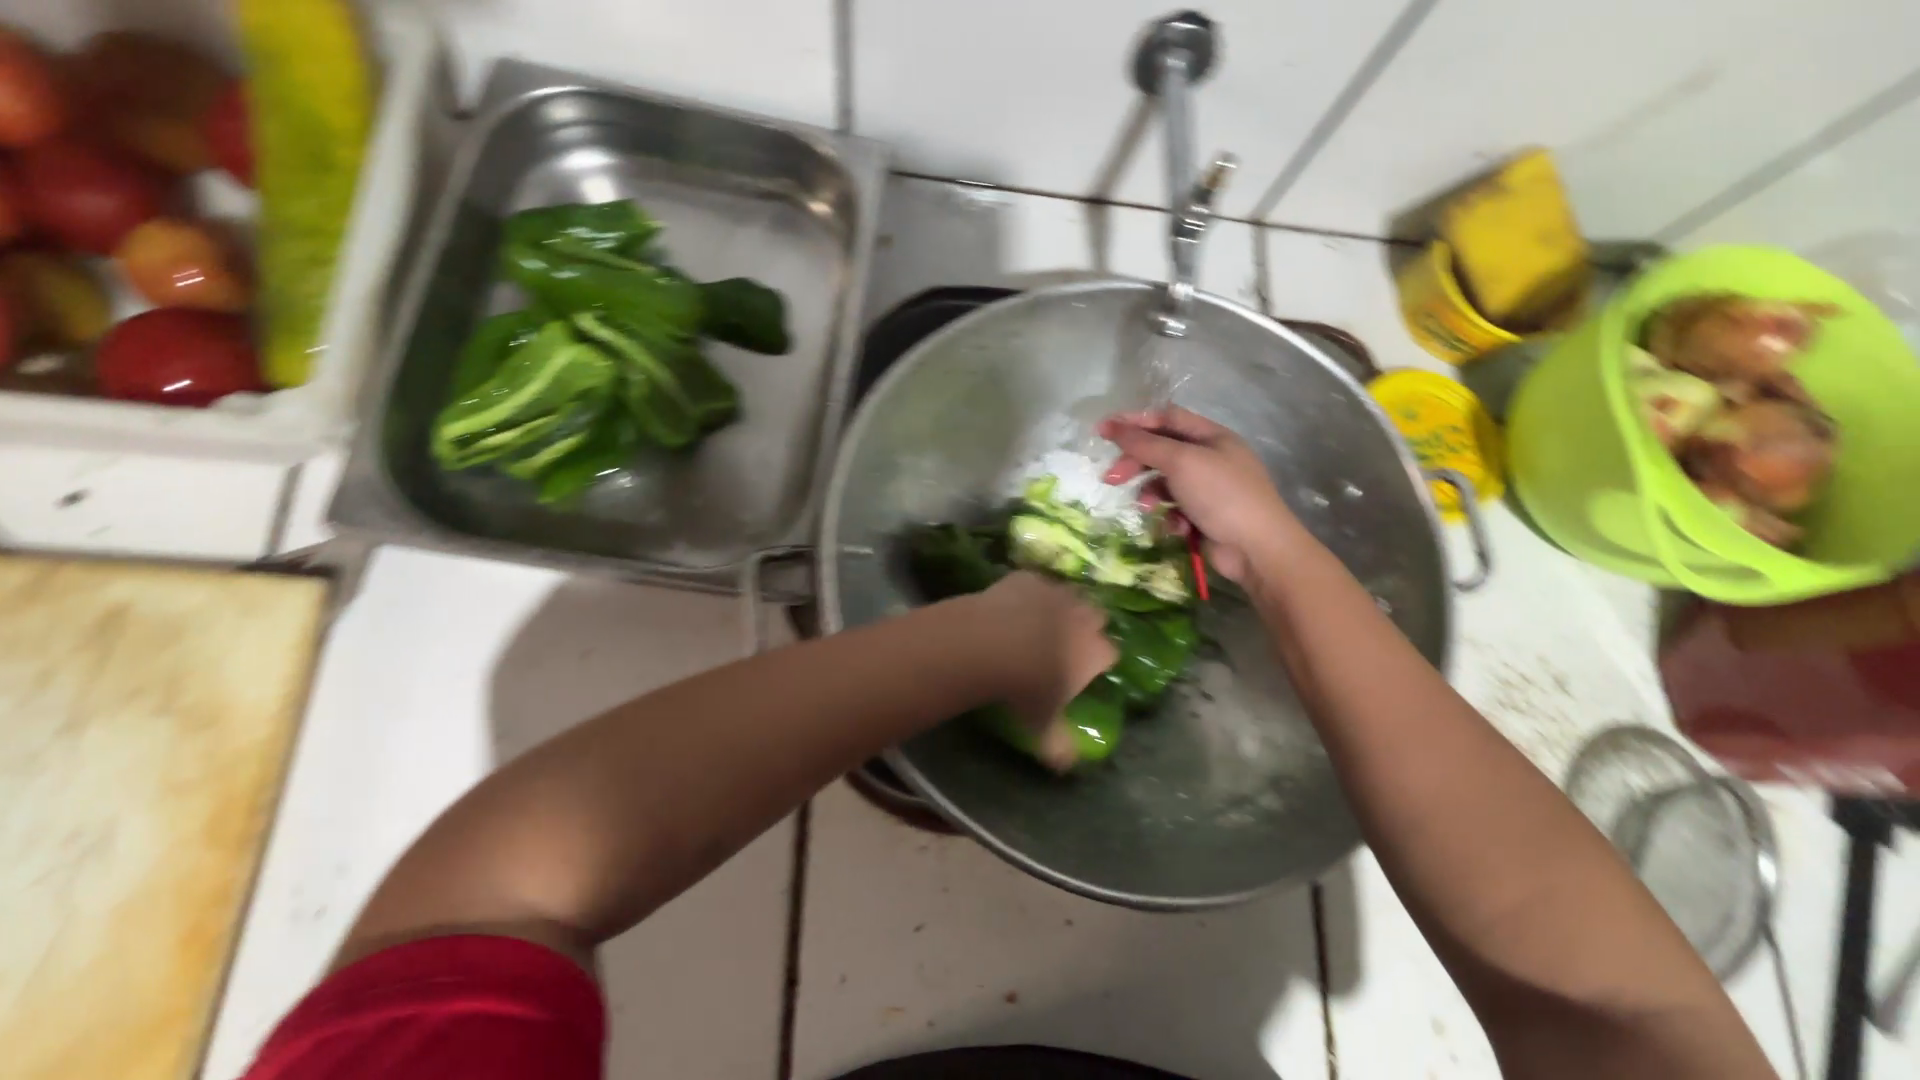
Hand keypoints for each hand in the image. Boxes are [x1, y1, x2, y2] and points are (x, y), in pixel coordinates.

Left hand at [971, 572, 1116, 770]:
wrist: (994, 642)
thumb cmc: (1026, 688)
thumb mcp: (1042, 725)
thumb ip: (1058, 745)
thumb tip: (1065, 768)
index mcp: (1095, 652)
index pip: (1110, 653)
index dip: (1099, 659)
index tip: (1087, 668)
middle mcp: (1084, 618)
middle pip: (1095, 617)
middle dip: (1085, 625)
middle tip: (1064, 641)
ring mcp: (1057, 593)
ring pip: (1068, 594)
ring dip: (1059, 605)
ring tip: (1039, 619)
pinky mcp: (1029, 578)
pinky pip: (1035, 582)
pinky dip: (1028, 591)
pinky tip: (1012, 603)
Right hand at [1098, 407, 1305, 585]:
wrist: (1256, 547)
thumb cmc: (1221, 495)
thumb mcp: (1181, 462)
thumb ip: (1145, 443)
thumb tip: (1112, 426)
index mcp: (1211, 436)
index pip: (1166, 418)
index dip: (1134, 422)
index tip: (1103, 431)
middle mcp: (1211, 458)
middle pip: (1162, 450)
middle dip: (1136, 462)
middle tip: (1111, 477)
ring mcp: (1208, 488)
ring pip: (1165, 482)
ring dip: (1151, 492)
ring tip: (1148, 508)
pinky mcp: (1204, 516)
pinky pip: (1175, 508)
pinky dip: (1169, 515)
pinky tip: (1175, 526)